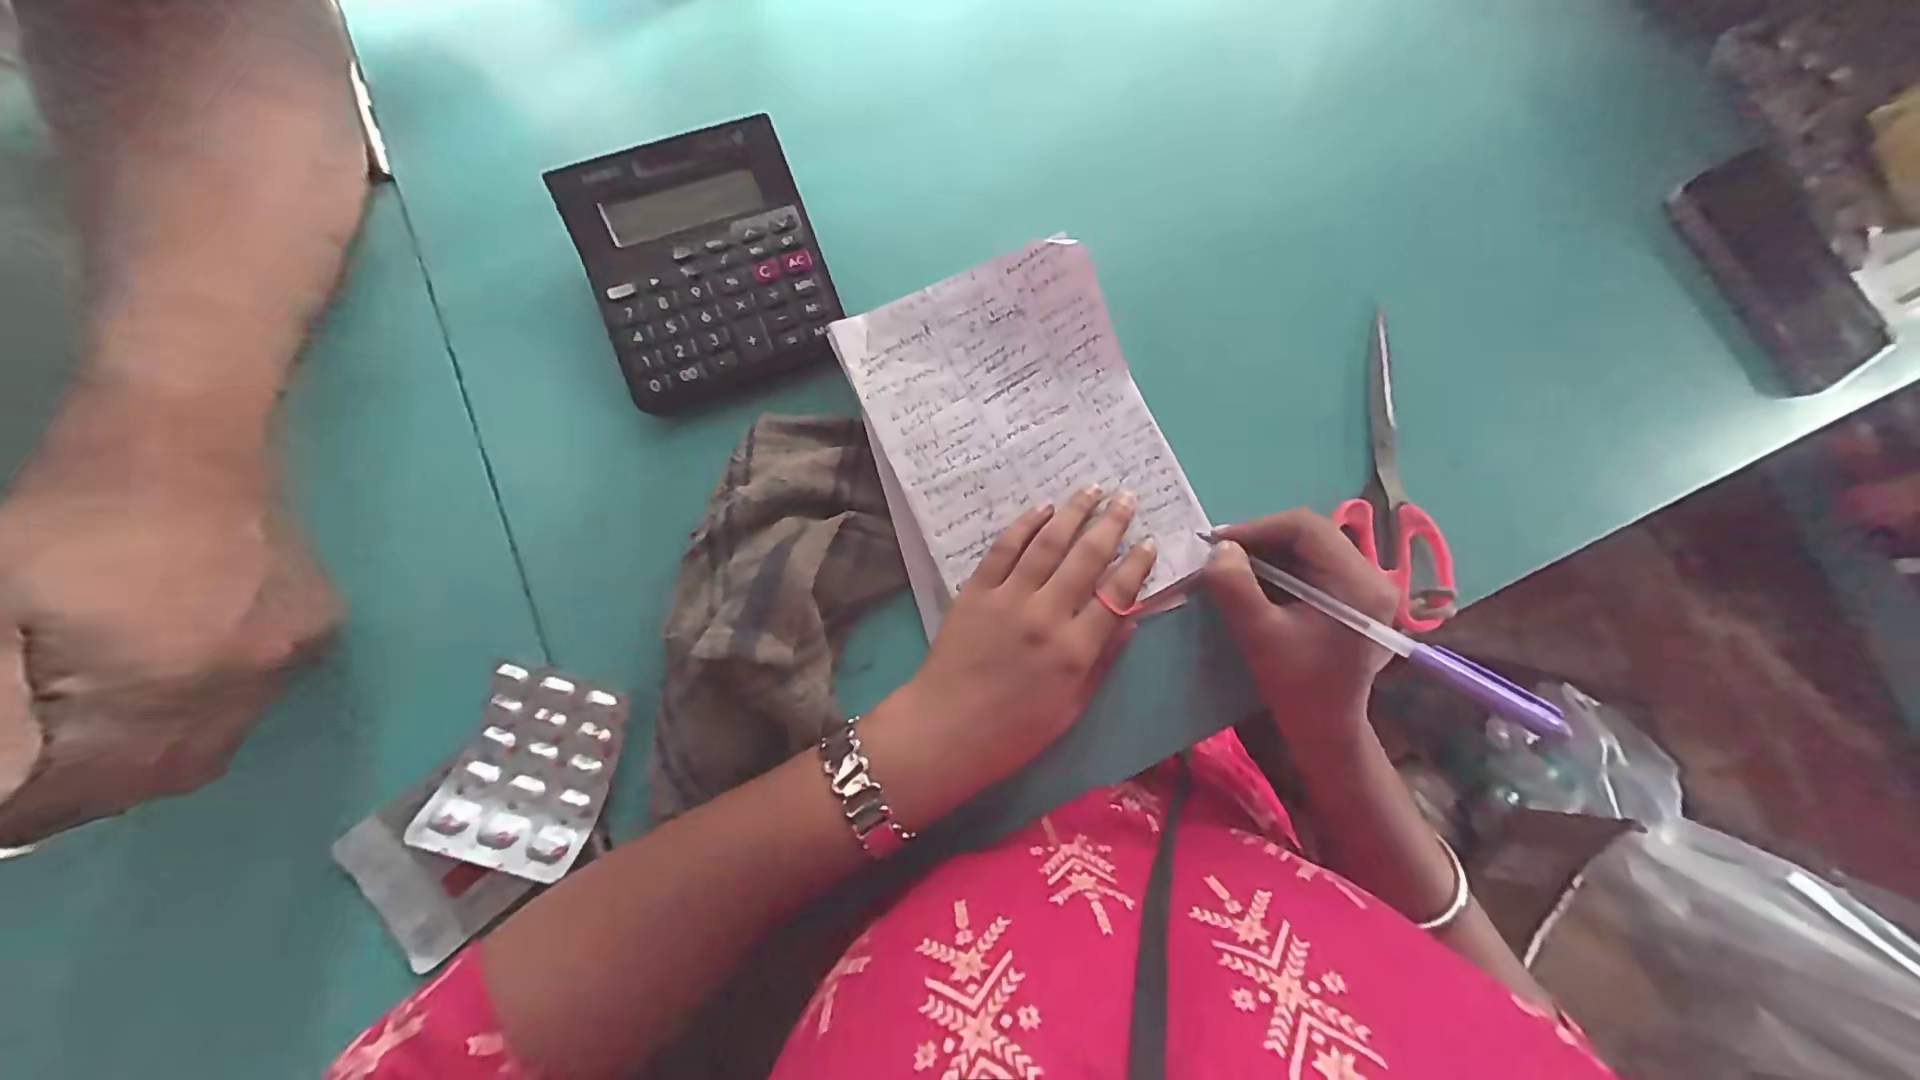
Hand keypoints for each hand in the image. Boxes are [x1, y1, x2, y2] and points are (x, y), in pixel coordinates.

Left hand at [0, 389, 337, 843]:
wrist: (191, 450)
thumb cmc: (73, 520)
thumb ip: (1, 705)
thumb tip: (11, 779)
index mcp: (161, 677)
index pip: (88, 783)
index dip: (27, 808)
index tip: (1, 803)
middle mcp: (243, 679)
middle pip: (165, 772)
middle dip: (96, 788)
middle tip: (39, 777)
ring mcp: (289, 656)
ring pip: (218, 740)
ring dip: (156, 751)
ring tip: (105, 729)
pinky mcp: (316, 633)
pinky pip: (256, 698)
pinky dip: (208, 709)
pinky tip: (179, 675)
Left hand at [867, 484, 1156, 827]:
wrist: (944, 729)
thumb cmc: (1013, 732)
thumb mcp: (1070, 708)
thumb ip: (1103, 662)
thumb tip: (1131, 619)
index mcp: (1075, 651)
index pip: (1117, 594)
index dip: (1136, 564)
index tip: (1148, 540)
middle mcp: (1046, 616)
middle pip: (1086, 558)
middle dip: (1111, 524)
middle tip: (1126, 498)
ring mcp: (1008, 599)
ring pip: (1048, 544)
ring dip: (1072, 512)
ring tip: (1091, 489)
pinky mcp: (975, 592)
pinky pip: (1003, 550)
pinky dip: (1024, 525)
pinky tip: (1041, 509)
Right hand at [1204, 508, 1399, 733]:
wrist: (1325, 727)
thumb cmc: (1296, 685)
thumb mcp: (1258, 634)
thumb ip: (1236, 587)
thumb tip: (1219, 548)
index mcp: (1358, 584)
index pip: (1306, 528)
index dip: (1257, 527)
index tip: (1216, 542)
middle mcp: (1369, 576)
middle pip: (1309, 533)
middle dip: (1259, 538)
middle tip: (1219, 552)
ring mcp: (1362, 585)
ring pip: (1307, 546)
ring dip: (1265, 550)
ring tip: (1229, 563)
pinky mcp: (1349, 596)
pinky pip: (1309, 564)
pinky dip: (1276, 566)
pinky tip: (1251, 578)